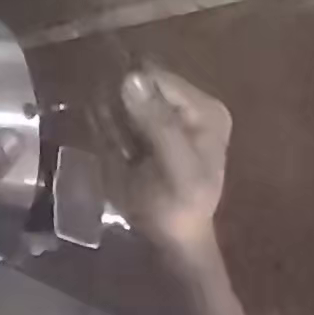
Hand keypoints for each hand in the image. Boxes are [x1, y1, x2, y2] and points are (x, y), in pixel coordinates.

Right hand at [117, 69, 232, 254]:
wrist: (170, 237)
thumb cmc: (177, 205)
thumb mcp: (176, 168)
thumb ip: (159, 123)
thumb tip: (131, 77)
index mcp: (205, 107)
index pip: (155, 77)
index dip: (134, 96)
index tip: (127, 128)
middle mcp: (186, 100)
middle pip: (136, 81)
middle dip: (121, 108)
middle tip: (126, 144)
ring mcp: (165, 109)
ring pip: (120, 92)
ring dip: (112, 119)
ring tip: (124, 151)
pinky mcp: (144, 121)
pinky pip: (114, 106)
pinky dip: (108, 125)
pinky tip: (118, 149)